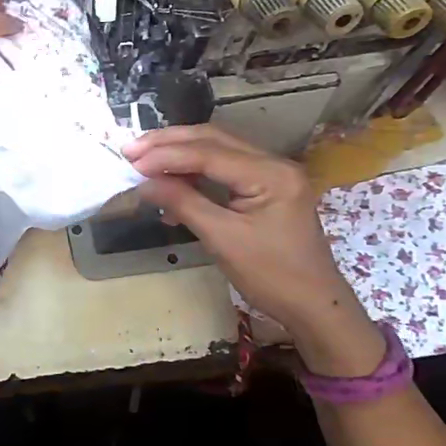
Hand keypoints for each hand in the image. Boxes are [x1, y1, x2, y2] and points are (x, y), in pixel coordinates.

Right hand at [124, 125, 384, 375]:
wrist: (314, 305)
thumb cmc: (272, 276)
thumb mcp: (223, 240)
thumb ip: (184, 203)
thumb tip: (144, 183)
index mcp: (271, 174)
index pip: (209, 153)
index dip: (166, 155)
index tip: (131, 160)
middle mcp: (274, 163)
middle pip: (214, 140)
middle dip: (170, 143)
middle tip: (131, 150)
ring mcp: (272, 174)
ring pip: (218, 151)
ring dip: (180, 155)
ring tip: (144, 162)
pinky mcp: (266, 188)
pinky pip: (225, 170)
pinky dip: (195, 174)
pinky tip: (171, 188)